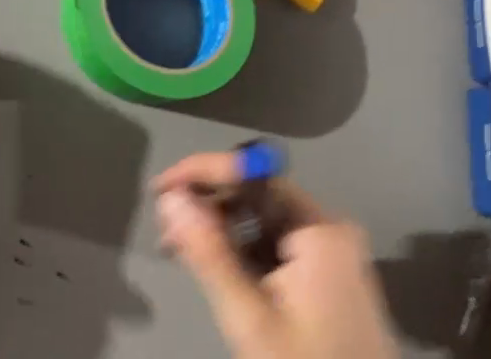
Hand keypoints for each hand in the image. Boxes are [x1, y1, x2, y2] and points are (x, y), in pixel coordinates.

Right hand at [154, 153, 398, 358]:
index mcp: (320, 231)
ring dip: (219, 228)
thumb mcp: (250, 317)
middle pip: (256, 195)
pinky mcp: (326, 278)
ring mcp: (330, 255)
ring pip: (261, 220)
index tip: (160, 188)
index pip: (253, 174)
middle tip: (164, 228)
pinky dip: (240, 249)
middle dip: (206, 204)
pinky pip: (274, 245)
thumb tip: (170, 197)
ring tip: (178, 249)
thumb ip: (209, 253)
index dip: (203, 172)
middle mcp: (329, 231)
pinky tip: (213, 266)